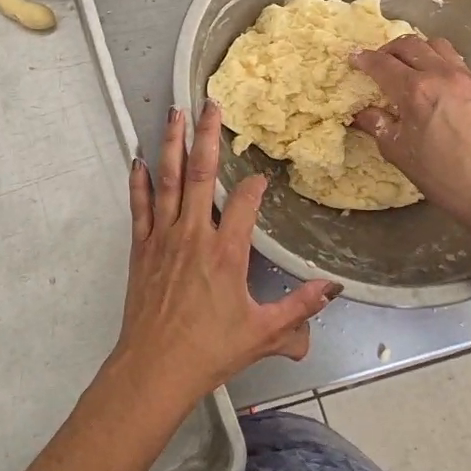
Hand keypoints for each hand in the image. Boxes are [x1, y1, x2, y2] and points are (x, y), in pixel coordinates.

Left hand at [111, 101, 340, 405]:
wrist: (155, 367)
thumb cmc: (210, 350)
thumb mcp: (264, 333)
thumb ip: (300, 307)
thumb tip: (332, 288)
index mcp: (225, 252)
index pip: (243, 202)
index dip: (255, 185)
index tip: (262, 176)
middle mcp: (193, 234)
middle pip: (200, 173)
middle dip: (206, 135)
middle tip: (208, 103)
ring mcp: (162, 237)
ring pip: (166, 179)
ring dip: (170, 143)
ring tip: (173, 113)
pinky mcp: (140, 247)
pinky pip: (139, 206)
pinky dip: (139, 181)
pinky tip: (138, 159)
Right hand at [349, 35, 470, 230]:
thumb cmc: (443, 176)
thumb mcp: (399, 152)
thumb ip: (376, 125)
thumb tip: (360, 113)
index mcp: (415, 91)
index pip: (382, 64)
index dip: (363, 59)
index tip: (353, 59)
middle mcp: (441, 75)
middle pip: (409, 45)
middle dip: (387, 50)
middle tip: (377, 62)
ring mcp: (466, 78)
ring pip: (435, 45)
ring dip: (416, 49)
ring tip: (407, 65)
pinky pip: (455, 60)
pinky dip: (438, 60)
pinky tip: (434, 80)